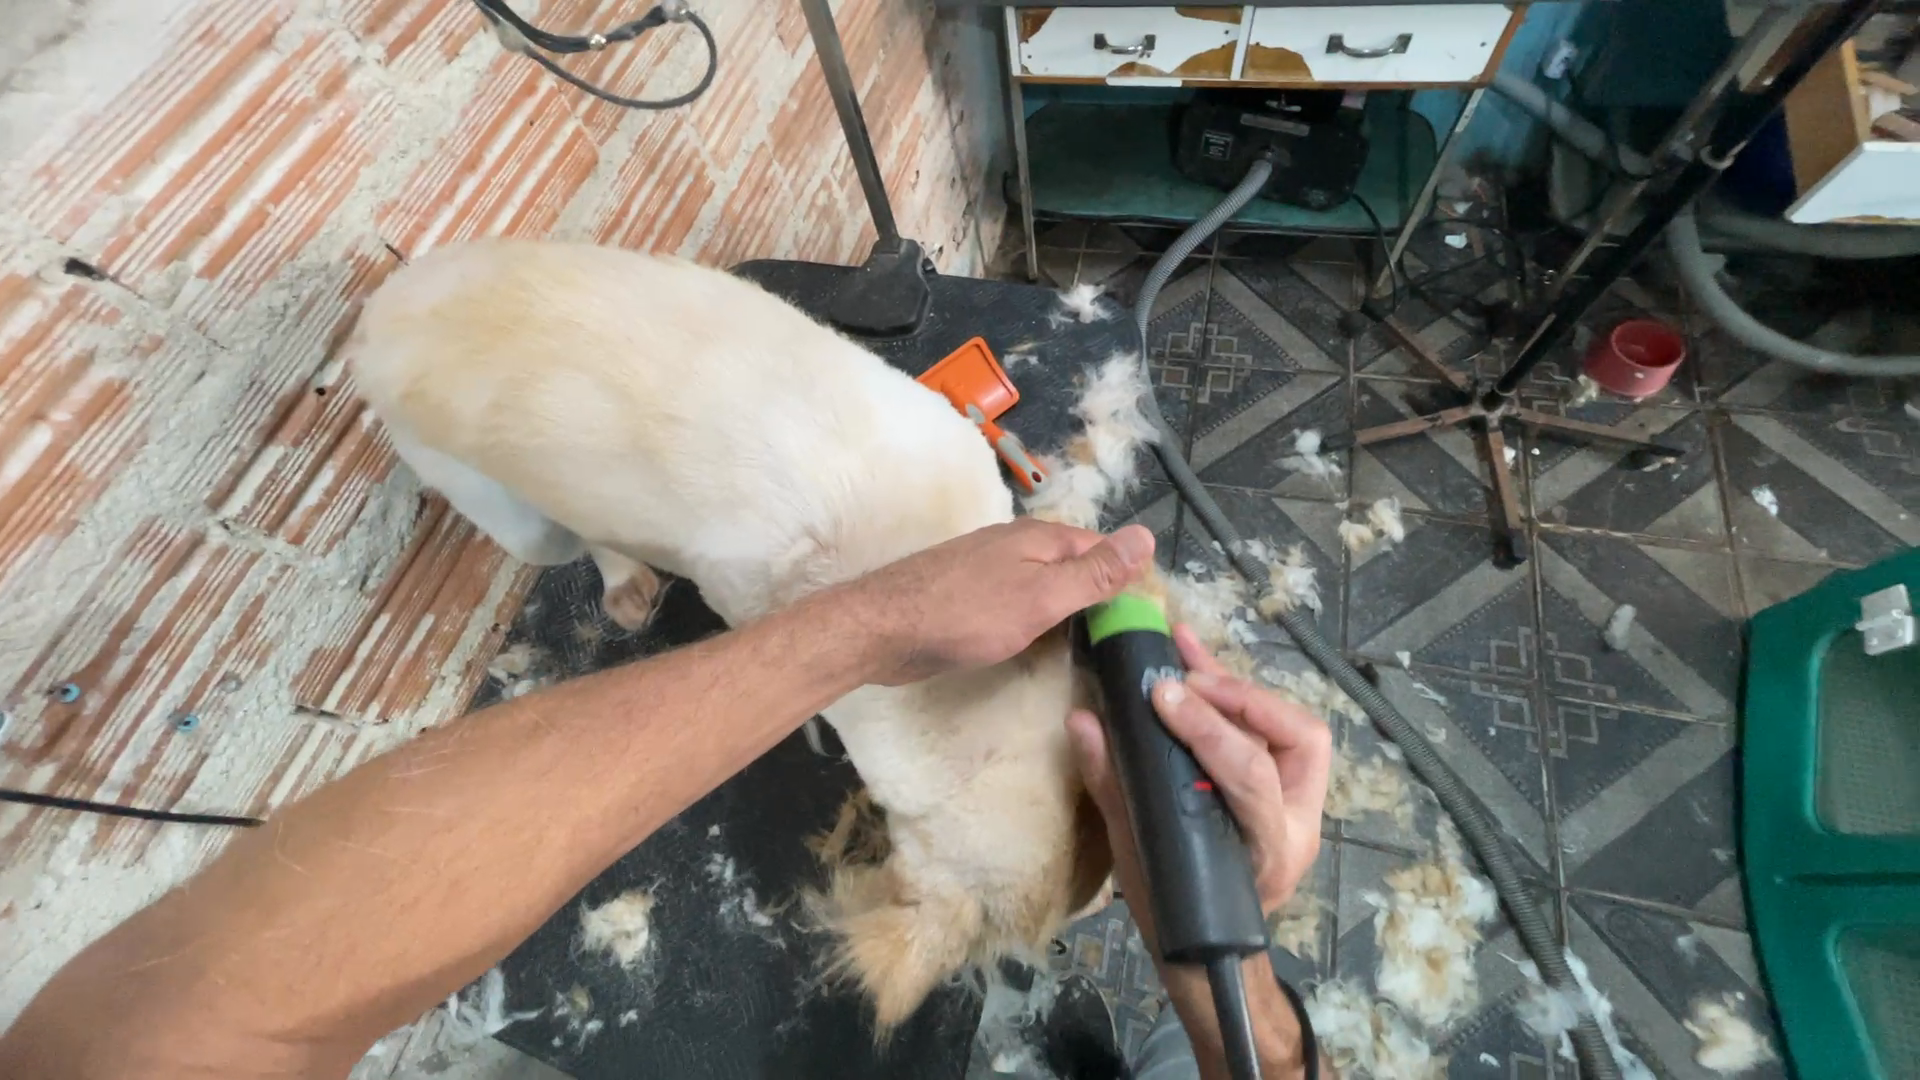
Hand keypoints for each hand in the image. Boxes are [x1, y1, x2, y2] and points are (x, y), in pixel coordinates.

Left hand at [844, 518, 1154, 685]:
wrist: (883, 629)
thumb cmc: (967, 613)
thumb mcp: (1041, 596)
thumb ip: (1093, 572)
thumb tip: (1146, 535)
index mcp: (1038, 539)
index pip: (1099, 548)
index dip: (1125, 576)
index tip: (1147, 616)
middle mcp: (1015, 546)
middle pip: (1071, 565)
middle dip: (1097, 594)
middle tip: (1124, 640)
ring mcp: (988, 570)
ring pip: (1043, 585)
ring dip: (1066, 609)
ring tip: (1093, 647)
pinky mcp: (968, 596)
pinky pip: (1016, 602)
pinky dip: (1035, 619)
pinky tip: (1040, 643)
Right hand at [1065, 624, 1332, 1079]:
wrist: (1210, 945)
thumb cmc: (1173, 905)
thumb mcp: (1135, 851)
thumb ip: (1112, 784)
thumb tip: (1081, 720)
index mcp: (1268, 852)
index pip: (1251, 778)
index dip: (1209, 731)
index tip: (1161, 697)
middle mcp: (1299, 824)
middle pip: (1297, 741)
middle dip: (1239, 701)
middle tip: (1182, 681)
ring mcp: (1302, 803)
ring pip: (1296, 727)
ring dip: (1239, 688)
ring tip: (1186, 654)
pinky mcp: (1290, 784)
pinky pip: (1273, 727)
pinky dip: (1232, 690)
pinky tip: (1194, 655)